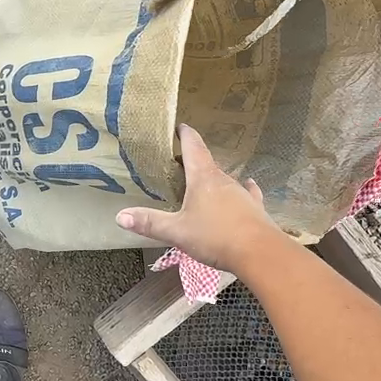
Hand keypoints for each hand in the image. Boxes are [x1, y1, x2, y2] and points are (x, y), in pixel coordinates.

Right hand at [115, 125, 280, 269]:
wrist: (261, 253)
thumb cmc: (215, 237)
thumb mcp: (176, 232)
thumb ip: (149, 223)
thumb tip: (119, 216)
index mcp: (203, 179)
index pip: (193, 148)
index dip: (185, 135)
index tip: (180, 126)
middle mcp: (223, 180)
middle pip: (206, 163)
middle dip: (193, 160)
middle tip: (179, 162)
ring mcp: (242, 194)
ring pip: (224, 179)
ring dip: (212, 177)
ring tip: (202, 181)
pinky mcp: (254, 208)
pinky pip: (247, 193)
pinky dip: (243, 189)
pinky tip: (248, 185)